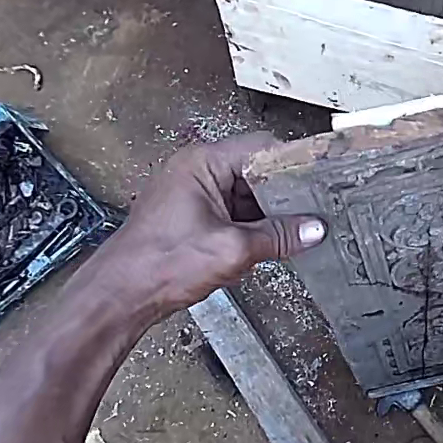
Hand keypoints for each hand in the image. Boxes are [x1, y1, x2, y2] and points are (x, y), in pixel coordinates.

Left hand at [88, 135, 325, 317]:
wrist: (122, 295)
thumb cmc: (160, 264)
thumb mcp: (232, 249)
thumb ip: (278, 236)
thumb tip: (314, 229)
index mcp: (203, 163)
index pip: (261, 148)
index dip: (293, 165)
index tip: (320, 181)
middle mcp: (198, 171)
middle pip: (256, 171)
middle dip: (284, 195)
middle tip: (316, 211)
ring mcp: (195, 194)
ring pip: (247, 195)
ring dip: (269, 214)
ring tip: (299, 231)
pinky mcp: (194, 217)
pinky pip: (234, 213)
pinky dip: (253, 227)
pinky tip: (273, 243)